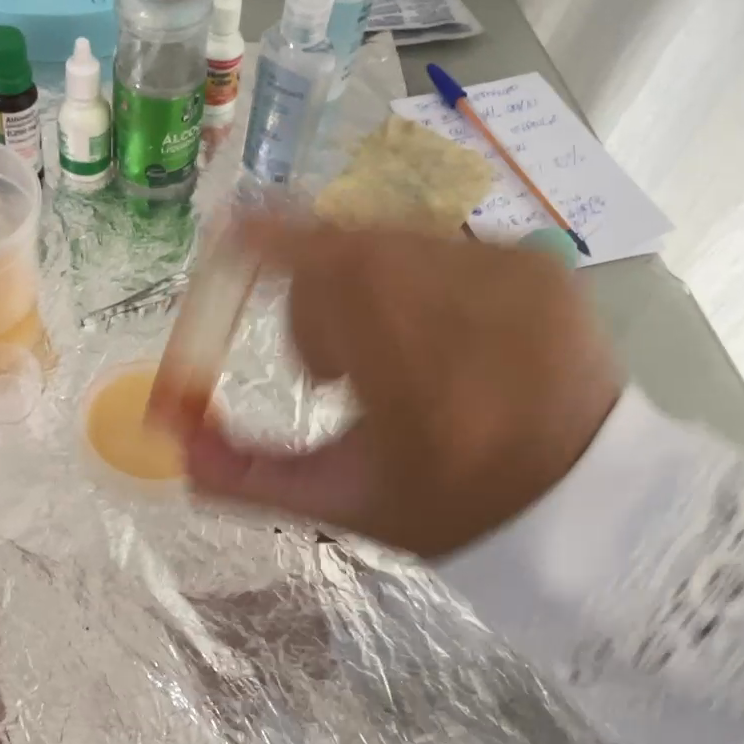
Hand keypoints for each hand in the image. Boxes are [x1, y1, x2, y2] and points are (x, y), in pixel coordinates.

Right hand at [186, 220, 625, 558]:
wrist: (579, 502)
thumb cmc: (447, 510)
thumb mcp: (336, 502)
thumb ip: (243, 473)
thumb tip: (164, 428)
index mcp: (418, 383)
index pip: (329, 275)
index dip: (268, 243)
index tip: (229, 234)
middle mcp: (472, 312)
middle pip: (353, 251)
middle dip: (313, 291)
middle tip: (329, 369)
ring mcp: (517, 279)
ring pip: (395, 242)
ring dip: (362, 285)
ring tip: (389, 358)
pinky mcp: (544, 265)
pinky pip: (442, 246)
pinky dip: (413, 281)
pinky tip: (440, 339)